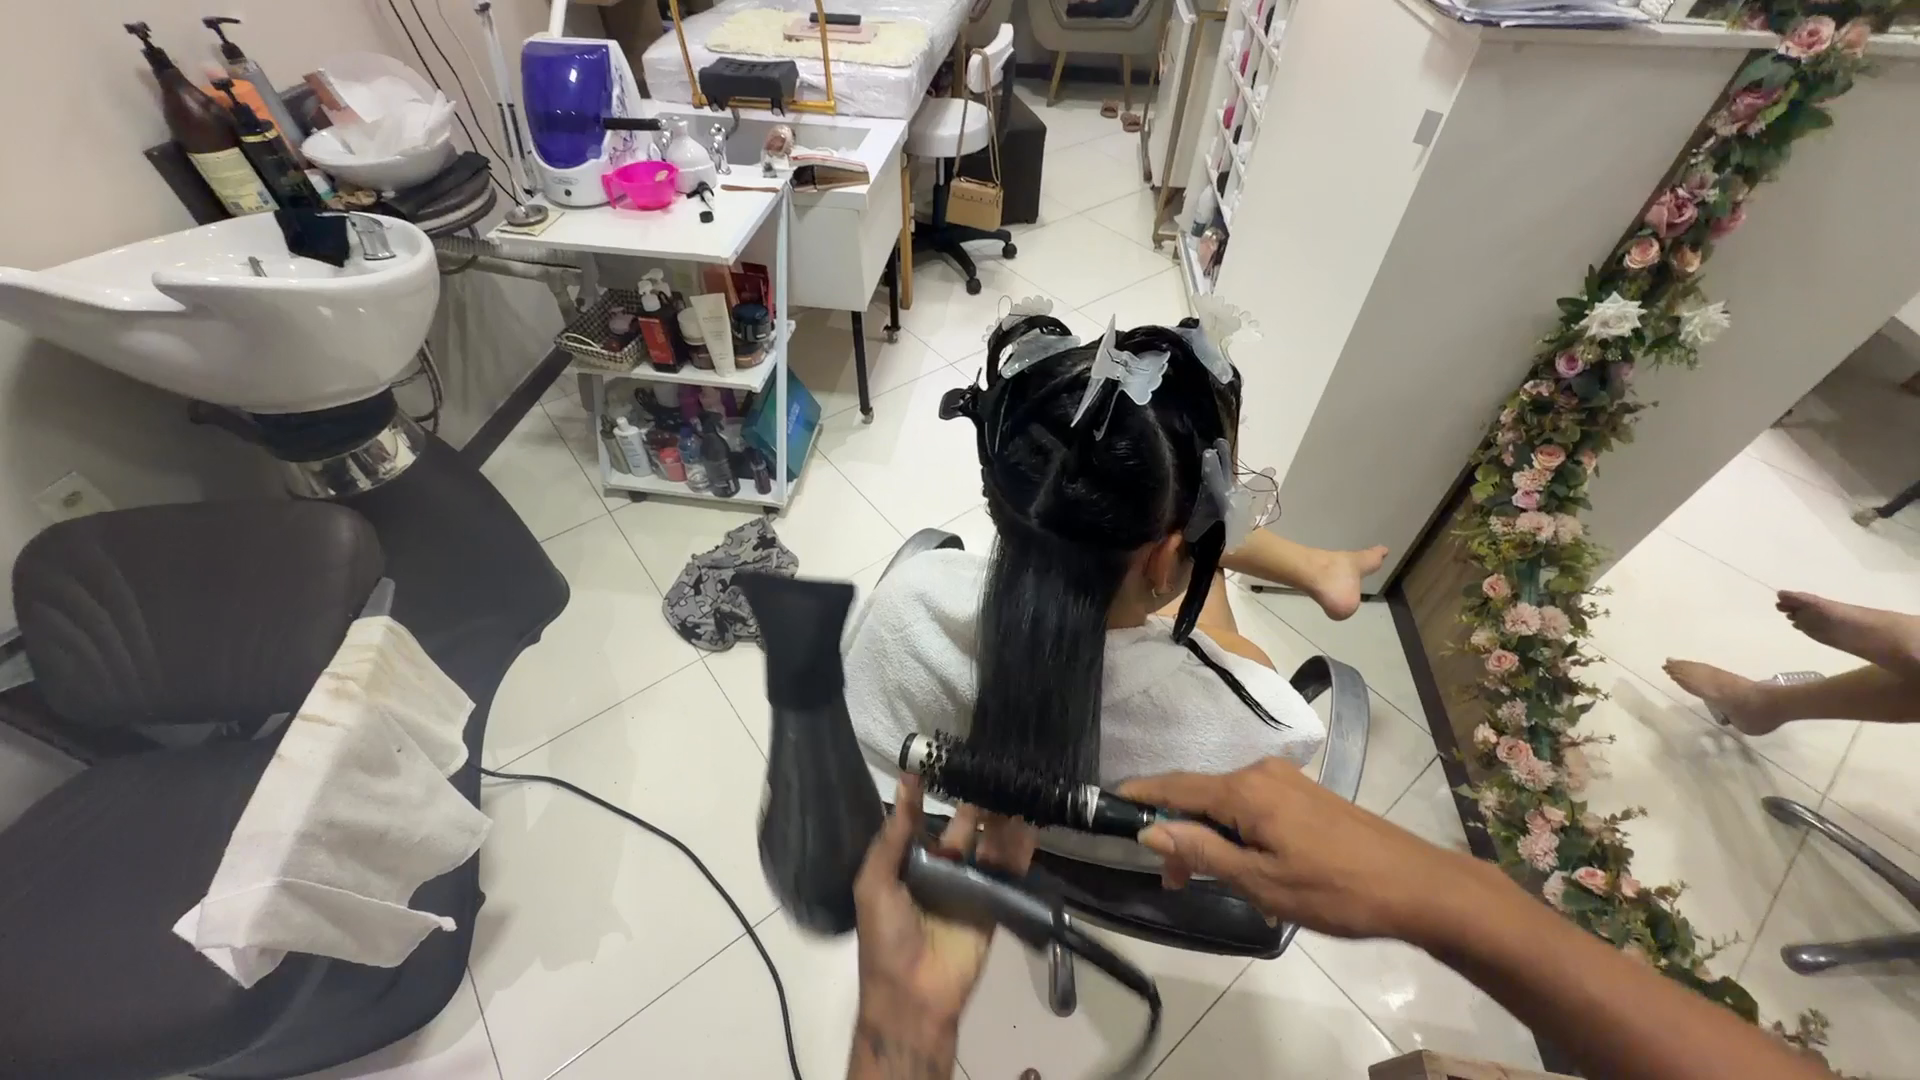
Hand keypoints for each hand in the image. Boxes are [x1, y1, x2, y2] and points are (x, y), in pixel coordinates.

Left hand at [850, 776, 1035, 1074]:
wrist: (913, 997)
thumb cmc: (885, 936)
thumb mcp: (875, 881)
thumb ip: (894, 834)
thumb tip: (906, 783)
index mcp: (909, 863)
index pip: (921, 820)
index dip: (930, 795)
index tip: (945, 760)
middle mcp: (941, 869)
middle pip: (962, 828)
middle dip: (974, 803)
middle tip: (992, 768)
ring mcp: (969, 886)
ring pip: (987, 844)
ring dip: (999, 820)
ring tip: (1015, 786)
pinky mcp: (993, 904)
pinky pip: (1006, 872)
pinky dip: (1019, 850)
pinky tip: (1029, 823)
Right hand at [1120, 757, 1489, 942]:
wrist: (1419, 886)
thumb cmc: (1334, 889)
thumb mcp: (1261, 881)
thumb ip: (1202, 851)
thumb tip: (1151, 829)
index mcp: (1244, 790)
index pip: (1176, 786)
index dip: (1142, 795)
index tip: (1110, 801)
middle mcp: (1260, 772)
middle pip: (1201, 794)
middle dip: (1179, 830)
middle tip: (1173, 878)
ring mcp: (1285, 780)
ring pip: (1227, 802)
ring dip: (1209, 834)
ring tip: (1209, 878)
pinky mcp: (1304, 794)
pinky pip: (1252, 805)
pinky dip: (1235, 830)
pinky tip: (1244, 862)